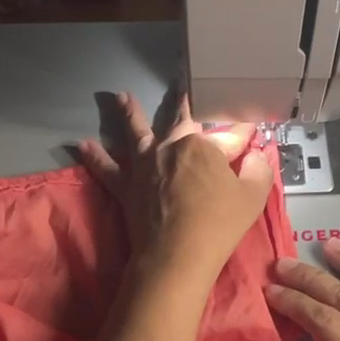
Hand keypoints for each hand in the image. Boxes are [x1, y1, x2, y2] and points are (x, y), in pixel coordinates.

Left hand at [76, 91, 274, 281]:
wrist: (175, 257)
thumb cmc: (218, 226)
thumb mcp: (252, 197)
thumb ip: (258, 170)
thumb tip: (256, 156)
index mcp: (201, 145)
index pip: (228, 135)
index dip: (243, 133)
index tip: (252, 130)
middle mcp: (169, 146)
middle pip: (178, 120)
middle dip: (183, 102)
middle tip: (180, 84)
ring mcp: (144, 165)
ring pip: (136, 133)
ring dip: (130, 114)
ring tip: (122, 97)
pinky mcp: (126, 187)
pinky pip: (107, 169)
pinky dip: (95, 157)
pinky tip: (82, 145)